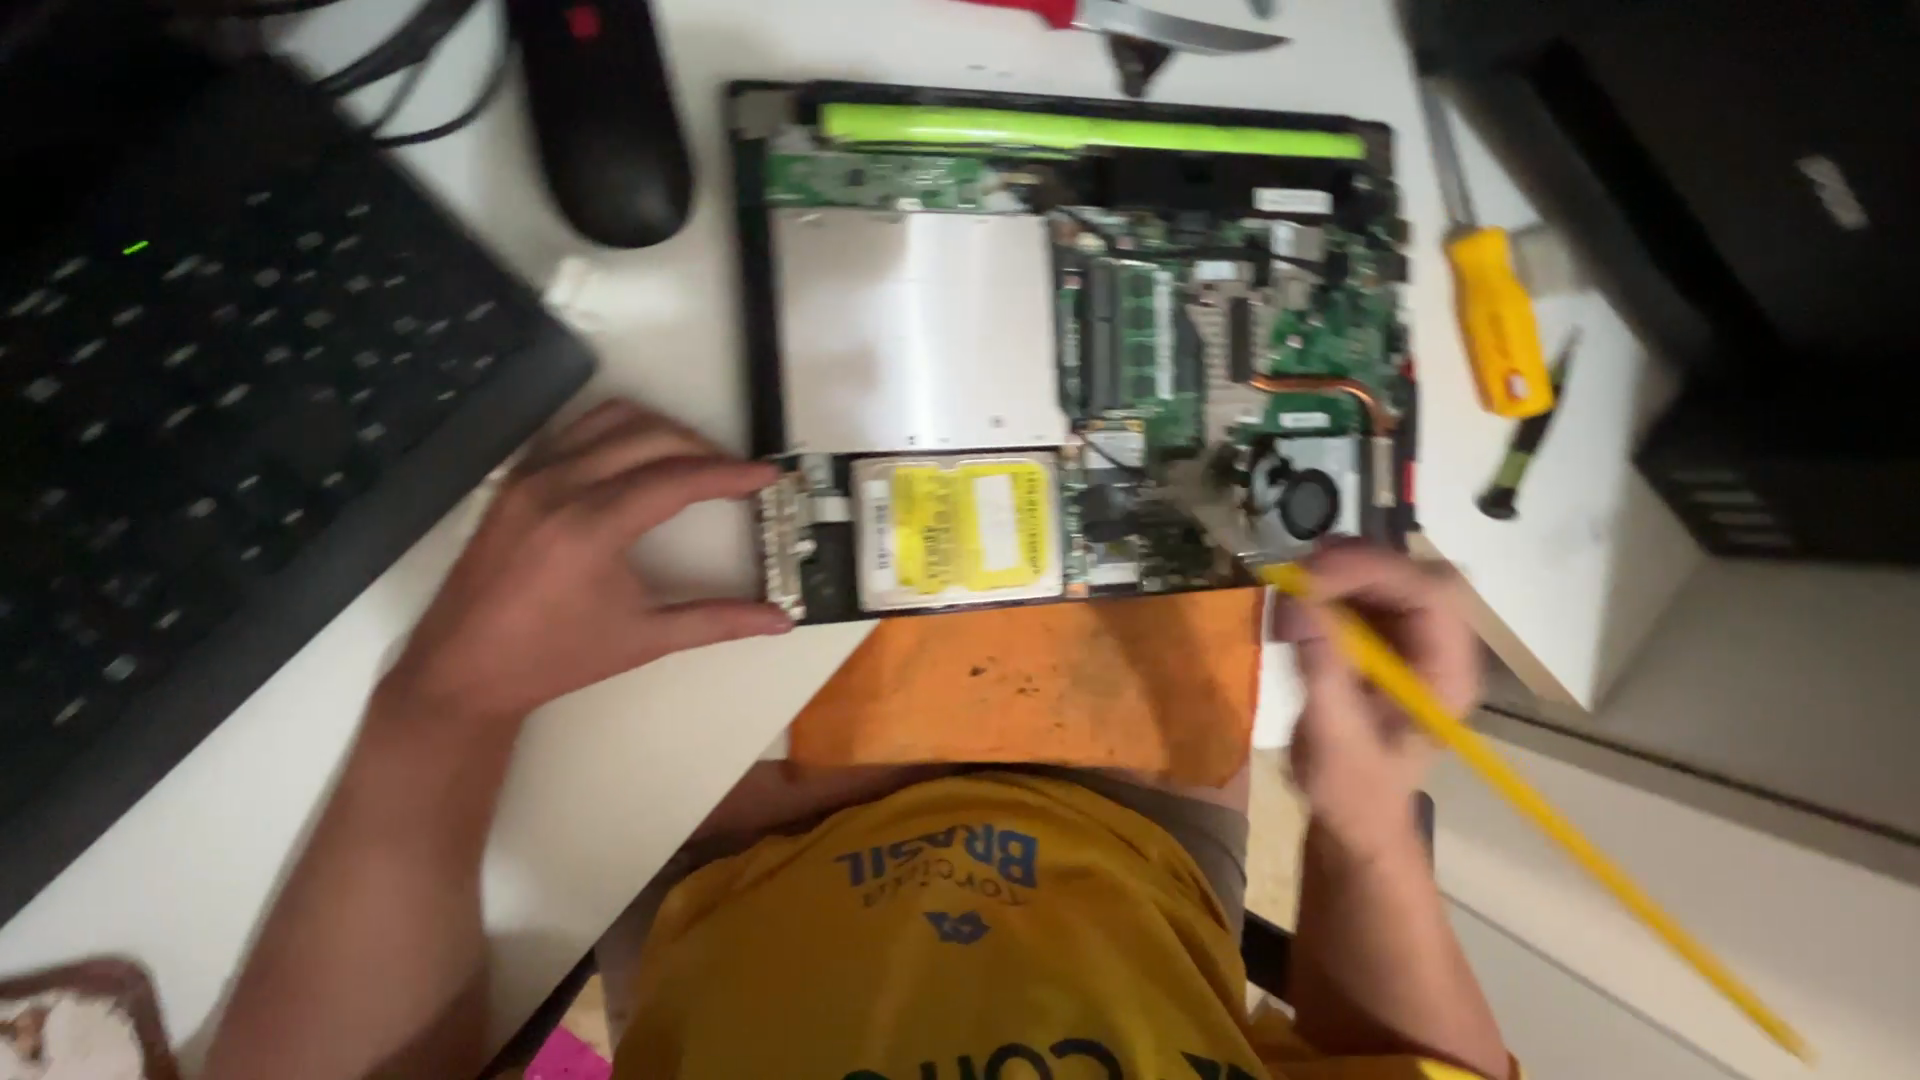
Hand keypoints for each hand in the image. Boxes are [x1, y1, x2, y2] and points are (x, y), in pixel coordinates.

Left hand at [378, 400, 792, 725]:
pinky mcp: (516, 478)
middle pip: (651, 437)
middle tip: (736, 476)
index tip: (767, 475)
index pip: (677, 478)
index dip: (730, 474)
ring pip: (612, 419)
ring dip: (663, 430)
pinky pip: (577, 430)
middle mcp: (558, 486)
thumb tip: (781, 621)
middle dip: (704, 448)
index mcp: (591, 527)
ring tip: (693, 460)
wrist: (463, 669)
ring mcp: (531, 475)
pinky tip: (640, 461)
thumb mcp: (645, 639)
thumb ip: (718, 621)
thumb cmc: (556, 658)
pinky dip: (620, 432)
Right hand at [1274, 543, 1478, 857]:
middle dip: (1357, 563)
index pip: (1431, 595)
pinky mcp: (1382, 639)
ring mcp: (1412, 640)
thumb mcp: (1334, 739)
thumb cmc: (1353, 790)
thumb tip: (1296, 601)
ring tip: (1291, 587)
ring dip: (1339, 571)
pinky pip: (1362, 591)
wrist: (1353, 815)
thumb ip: (1321, 670)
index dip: (1373, 571)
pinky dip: (1327, 585)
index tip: (1309, 576)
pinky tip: (1297, 601)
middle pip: (1416, 573)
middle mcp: (1440, 647)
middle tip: (1297, 575)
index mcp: (1447, 673)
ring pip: (1389, 574)